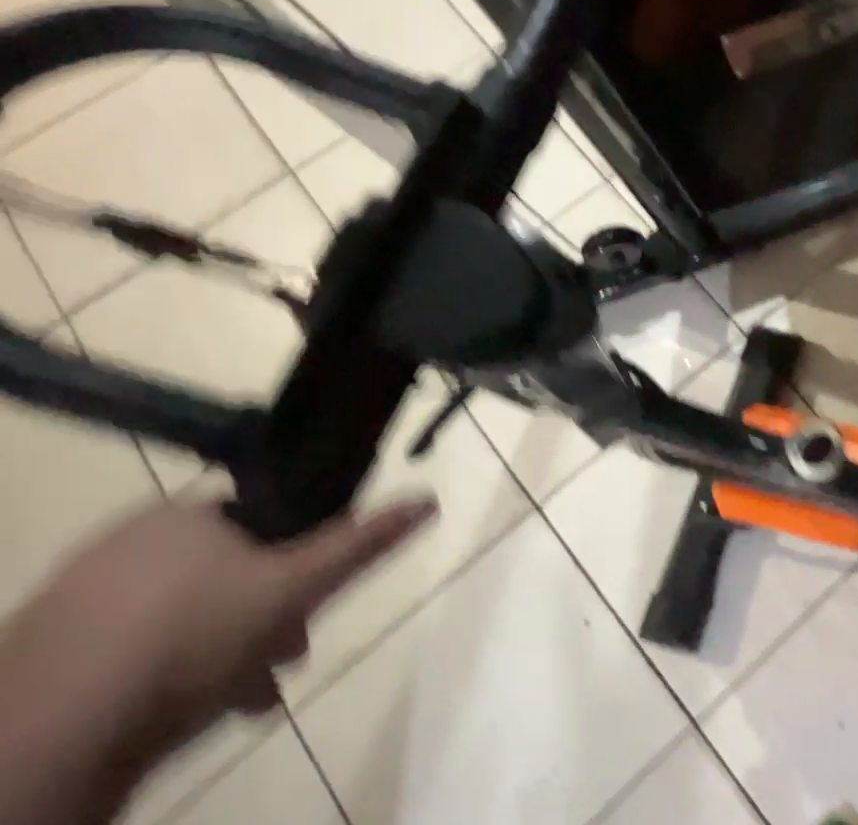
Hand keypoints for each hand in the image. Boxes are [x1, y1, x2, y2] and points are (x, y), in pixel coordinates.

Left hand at [3, 497, 435, 758]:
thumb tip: (427, 498)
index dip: (301, 561)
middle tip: (287, 656)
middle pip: (230, 572)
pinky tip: (191, 707)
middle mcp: (123, 544)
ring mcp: (76, 598)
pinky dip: (173, 670)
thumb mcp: (298, 589)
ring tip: (246, 696)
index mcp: (179, 515)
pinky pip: (137, 646)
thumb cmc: (190, 644)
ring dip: (231, 650)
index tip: (316, 603)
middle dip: (271, 617)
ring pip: (187, 613)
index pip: (264, 521)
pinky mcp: (48, 650)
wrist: (46, 743)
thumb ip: (362, 544)